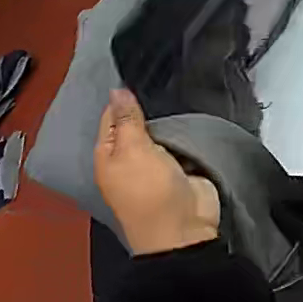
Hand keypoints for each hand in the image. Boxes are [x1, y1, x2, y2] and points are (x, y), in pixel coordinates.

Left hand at [94, 89, 220, 254]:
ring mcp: (158, 163)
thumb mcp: (133, 149)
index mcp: (108, 154)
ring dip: (170, 118)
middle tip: (163, 75)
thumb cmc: (150, 190)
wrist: (184, 228)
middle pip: (138, 123)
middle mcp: (130, 157)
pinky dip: (187, 133)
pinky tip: (194, 114)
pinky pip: (183, 144)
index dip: (123, 97)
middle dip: (149, 106)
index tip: (137, 72)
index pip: (111, 116)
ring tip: (181, 88)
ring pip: (162, 132)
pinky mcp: (182, 168)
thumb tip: (117, 89)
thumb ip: (127, 119)